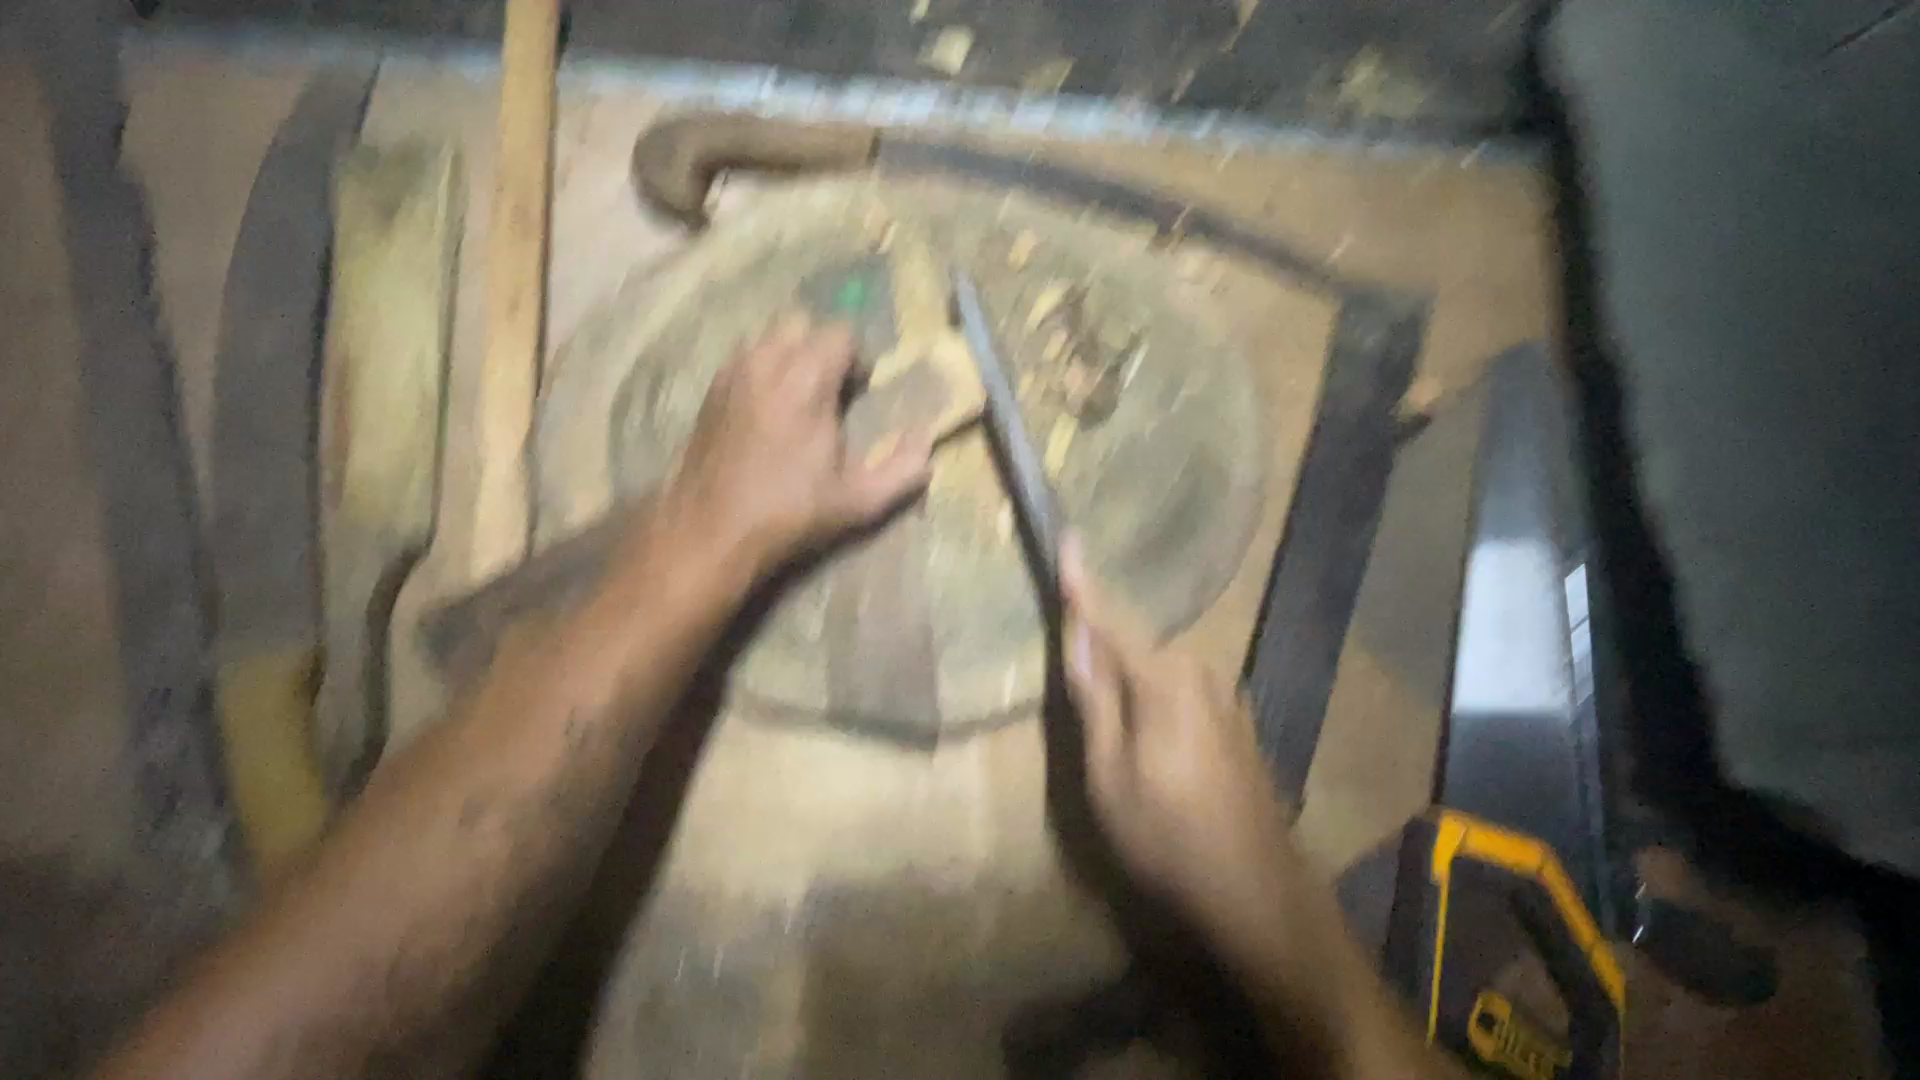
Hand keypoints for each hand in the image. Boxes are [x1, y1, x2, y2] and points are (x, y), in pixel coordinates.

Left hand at [666, 316, 933, 574]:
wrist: (712, 529)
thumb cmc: (790, 513)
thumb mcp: (859, 502)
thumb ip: (903, 469)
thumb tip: (928, 440)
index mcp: (806, 380)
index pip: (841, 333)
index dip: (857, 359)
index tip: (858, 393)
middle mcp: (767, 362)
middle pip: (802, 323)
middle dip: (821, 348)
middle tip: (830, 390)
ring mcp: (733, 372)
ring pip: (768, 335)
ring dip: (790, 354)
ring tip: (798, 396)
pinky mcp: (712, 389)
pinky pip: (744, 356)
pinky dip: (762, 368)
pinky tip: (768, 408)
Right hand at [1060, 538, 1297, 933]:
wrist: (1257, 891)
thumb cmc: (1167, 835)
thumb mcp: (1108, 773)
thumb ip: (1093, 697)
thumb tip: (1076, 634)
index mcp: (1164, 679)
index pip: (1111, 619)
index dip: (1083, 582)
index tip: (1067, 537)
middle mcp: (1201, 672)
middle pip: (1136, 644)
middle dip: (1100, 644)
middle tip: (1068, 667)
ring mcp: (1225, 697)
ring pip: (1159, 669)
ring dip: (1128, 676)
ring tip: (1104, 719)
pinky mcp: (1236, 722)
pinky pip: (1181, 691)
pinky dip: (1154, 695)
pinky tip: (1148, 738)